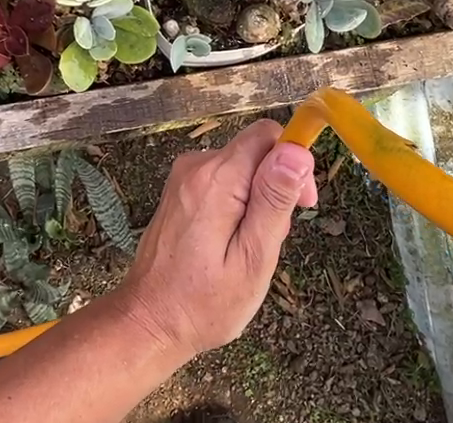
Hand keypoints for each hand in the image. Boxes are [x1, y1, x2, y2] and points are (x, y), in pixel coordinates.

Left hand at [109, 120, 317, 360]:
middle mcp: (196, 165)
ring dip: (257, 200)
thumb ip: (274, 201)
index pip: (266, 134)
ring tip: (247, 248)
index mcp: (215, 178)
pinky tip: (230, 242)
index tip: (301, 204)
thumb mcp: (252, 258)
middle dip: (275, 188)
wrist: (150, 319)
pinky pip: (223, 180)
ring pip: (242, 168)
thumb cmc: (205, 302)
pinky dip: (237, 204)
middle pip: (255, 152)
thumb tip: (296, 152)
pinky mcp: (180, 188)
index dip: (293, 162)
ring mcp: (184, 175)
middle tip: (270, 239)